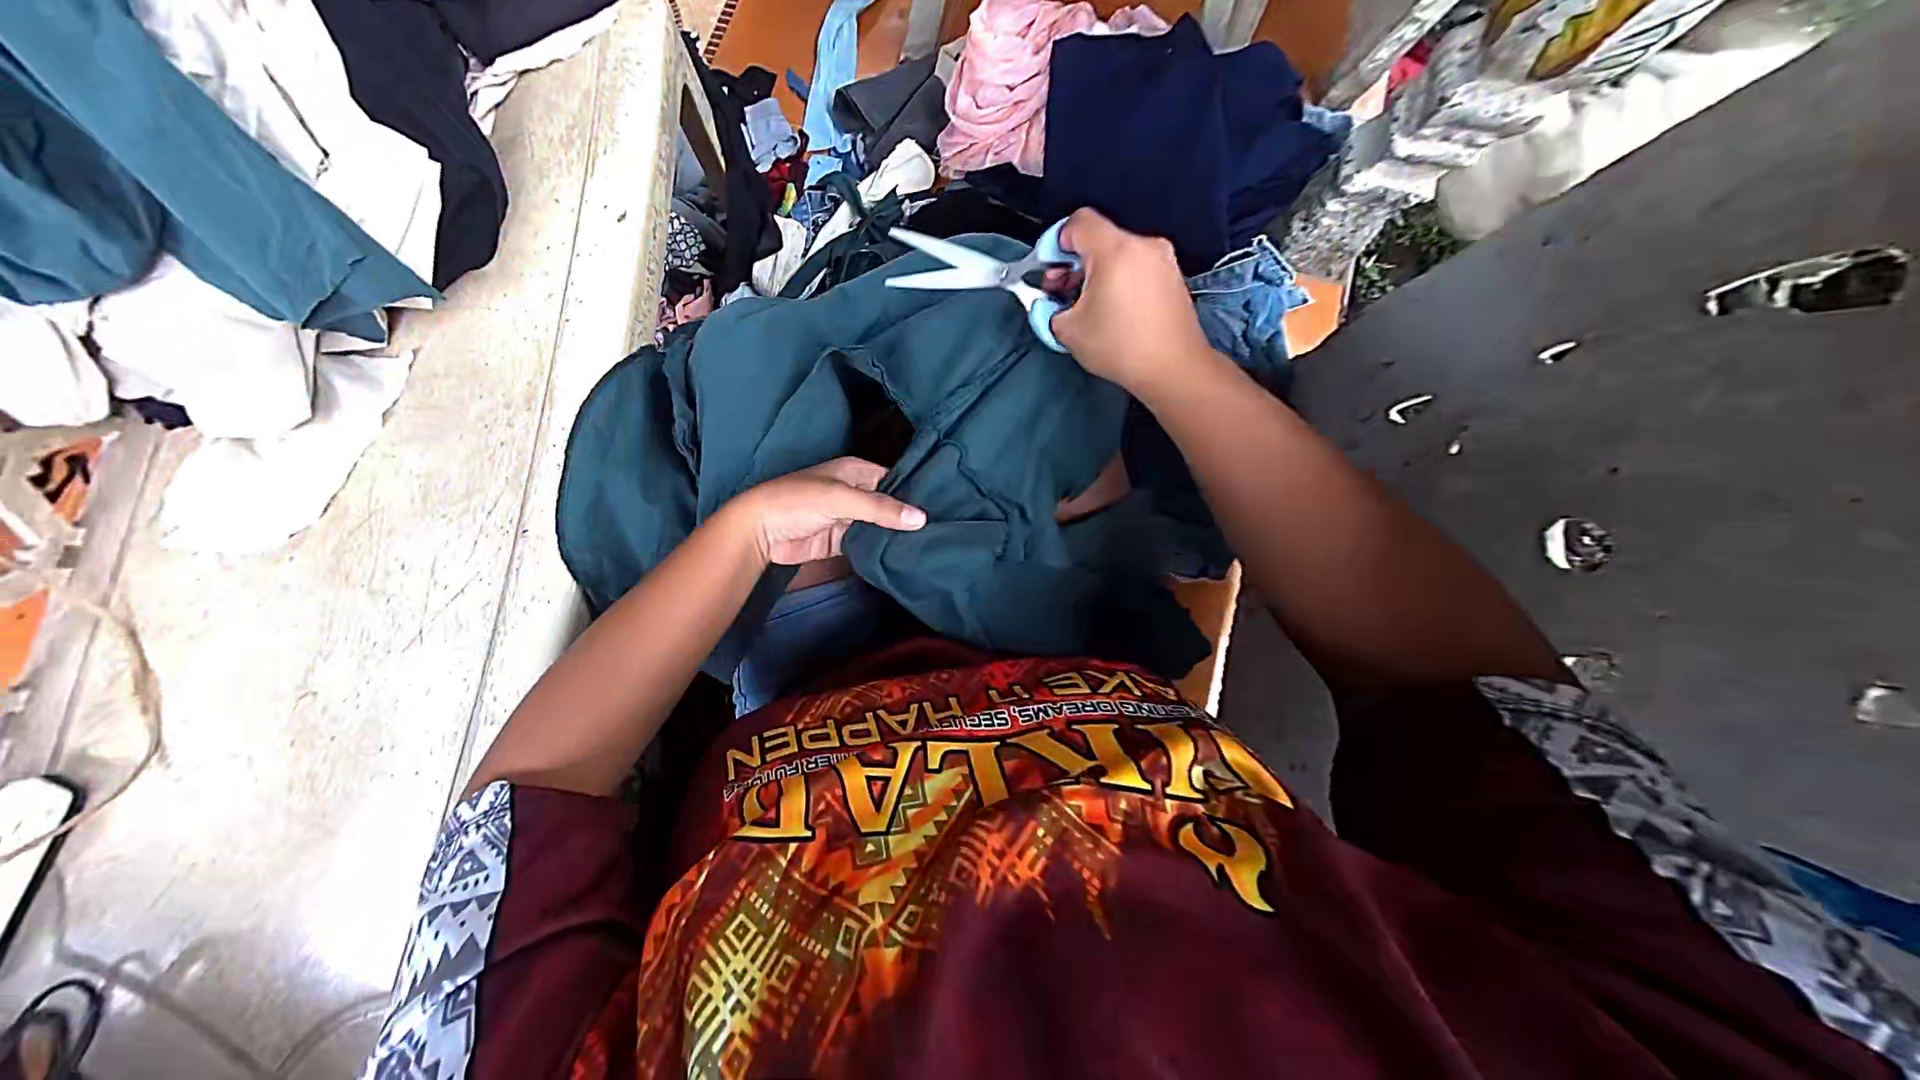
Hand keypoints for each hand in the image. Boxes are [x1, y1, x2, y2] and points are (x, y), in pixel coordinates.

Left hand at [726, 458, 926, 564]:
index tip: (942, 506)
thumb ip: (880, 508)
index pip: (895, 479)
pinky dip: (882, 549)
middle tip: (942, 530)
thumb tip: (921, 518)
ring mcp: (849, 518)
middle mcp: (857, 492)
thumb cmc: (797, 501)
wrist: (760, 531)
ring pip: (882, 526)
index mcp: (857, 471)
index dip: (915, 491)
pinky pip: (868, 543)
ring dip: (897, 535)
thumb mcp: (841, 498)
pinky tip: (904, 556)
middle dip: (909, 517)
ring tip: (931, 544)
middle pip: (890, 504)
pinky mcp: (842, 541)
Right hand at [1046, 209, 1217, 394]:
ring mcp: (1162, 260)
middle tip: (1062, 292)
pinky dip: (1119, 280)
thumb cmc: (1122, 348)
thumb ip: (1048, 308)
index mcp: (1115, 250)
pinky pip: (1136, 266)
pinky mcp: (1172, 276)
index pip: (1078, 222)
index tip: (1051, 269)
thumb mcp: (1068, 331)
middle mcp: (1142, 246)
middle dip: (1075, 262)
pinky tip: (1113, 310)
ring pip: (1118, 253)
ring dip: (1097, 273)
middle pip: (1098, 238)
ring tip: (1088, 306)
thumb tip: (1047, 301)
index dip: (1056, 242)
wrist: (1174, 369)